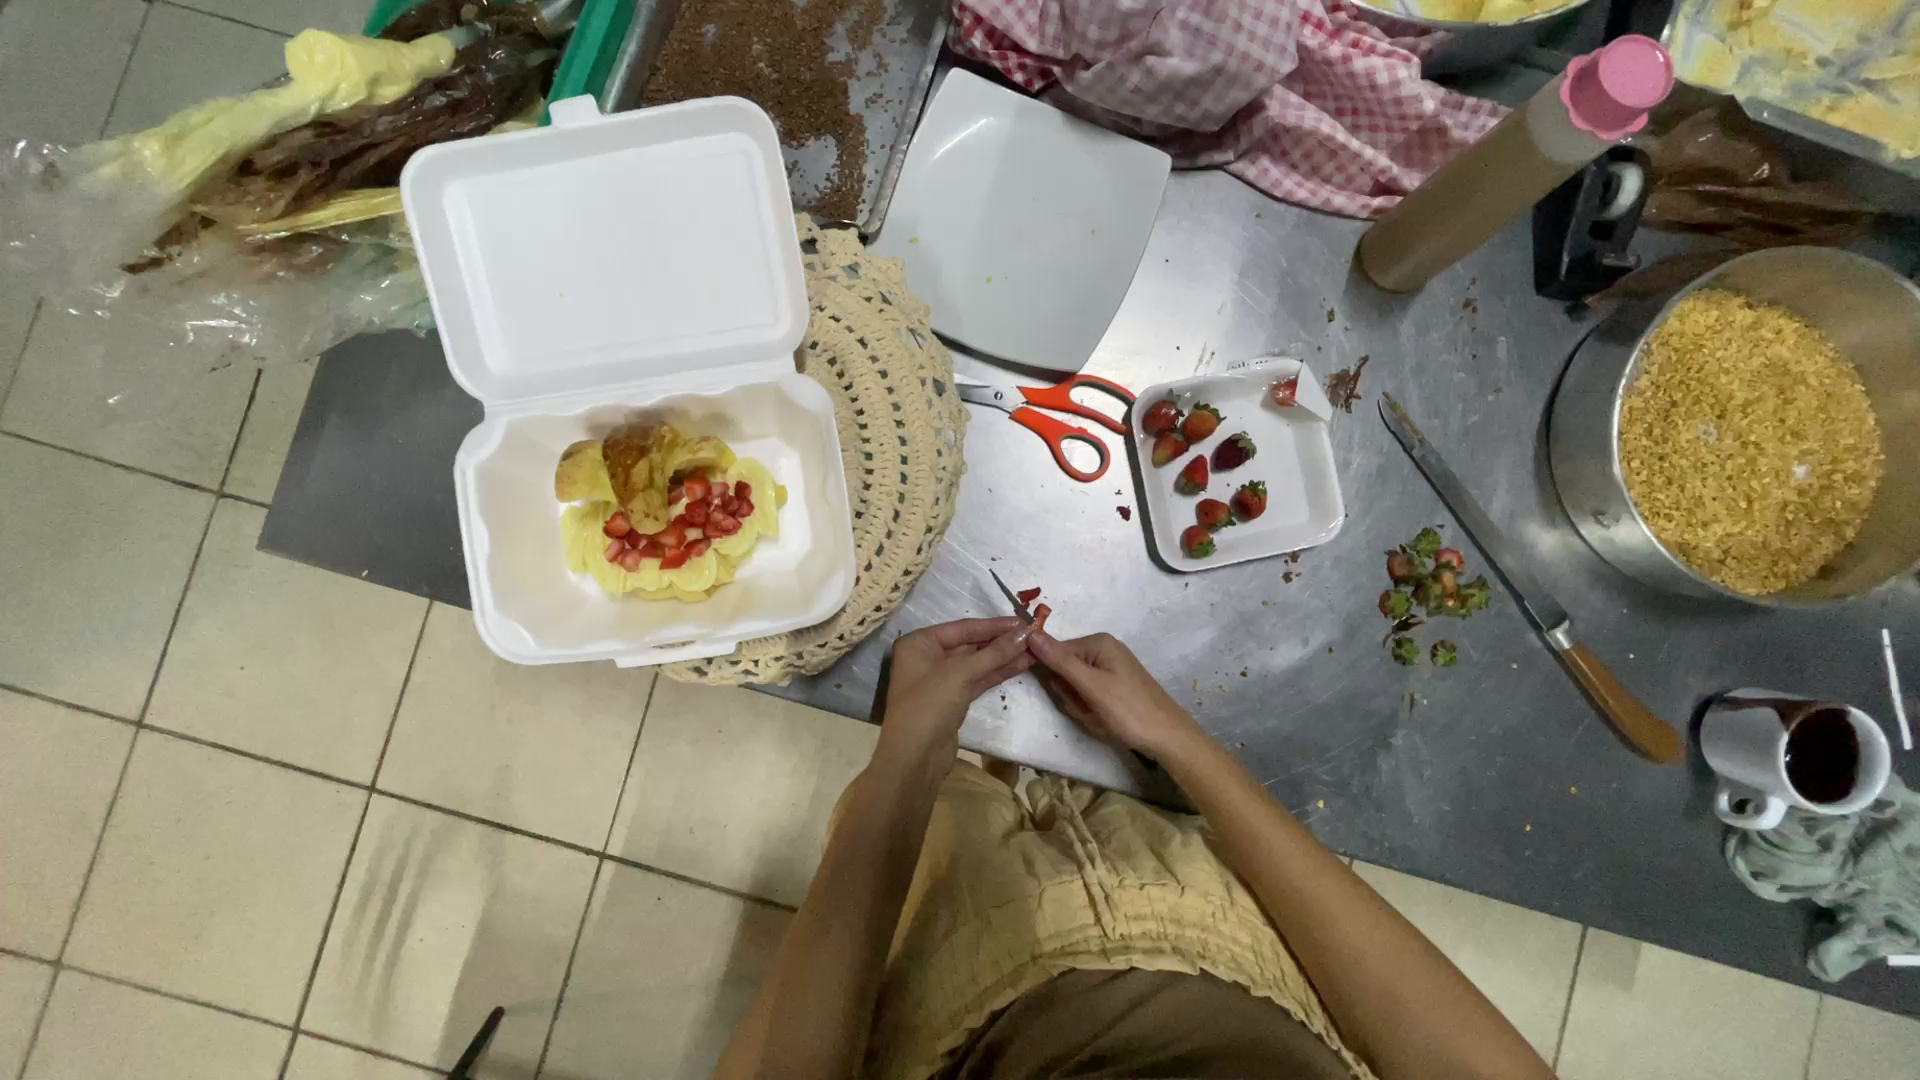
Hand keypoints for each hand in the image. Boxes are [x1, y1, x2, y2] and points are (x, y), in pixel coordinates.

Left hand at [876, 617, 1034, 773]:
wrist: (915, 758)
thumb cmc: (929, 705)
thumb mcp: (961, 674)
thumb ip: (994, 652)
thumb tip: (1025, 632)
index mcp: (920, 643)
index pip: (963, 628)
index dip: (994, 625)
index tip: (1024, 621)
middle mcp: (928, 657)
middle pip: (970, 644)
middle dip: (1001, 641)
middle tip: (1033, 635)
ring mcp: (941, 680)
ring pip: (977, 663)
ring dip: (1003, 657)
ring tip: (1034, 649)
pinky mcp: (953, 699)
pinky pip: (978, 679)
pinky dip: (997, 672)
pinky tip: (1021, 665)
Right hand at [1027, 631, 1207, 757]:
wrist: (1168, 737)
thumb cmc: (1129, 710)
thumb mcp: (1090, 686)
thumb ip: (1059, 660)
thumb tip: (1028, 634)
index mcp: (1097, 642)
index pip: (1055, 653)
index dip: (1056, 679)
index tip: (1073, 698)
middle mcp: (1103, 649)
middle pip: (1065, 671)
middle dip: (1072, 696)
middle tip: (1090, 710)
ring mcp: (1110, 668)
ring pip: (1076, 687)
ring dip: (1082, 707)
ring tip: (1101, 717)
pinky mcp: (1115, 685)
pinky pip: (1090, 695)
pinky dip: (1093, 711)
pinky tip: (1107, 720)